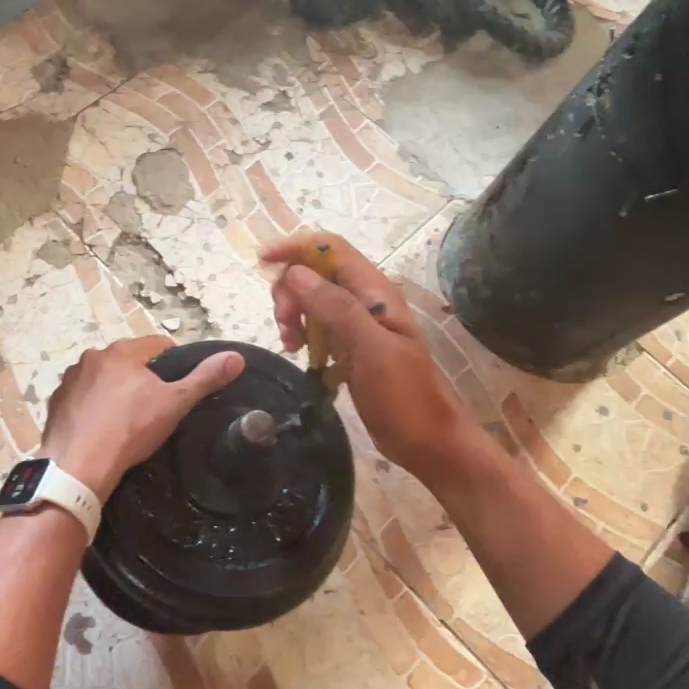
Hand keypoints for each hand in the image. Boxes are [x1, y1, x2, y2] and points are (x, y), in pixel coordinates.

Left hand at [39, 336, 244, 501]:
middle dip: (142, 375)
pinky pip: (81, 396)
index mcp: (123, 352)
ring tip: (125, 419)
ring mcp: (70, 378)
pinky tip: (99, 427)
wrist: (79, 465)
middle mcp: (93, 356)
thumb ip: (205, 379)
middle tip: (154, 406)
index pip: (158, 345)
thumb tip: (237, 357)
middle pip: (128, 359)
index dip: (173, 362)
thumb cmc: (130, 430)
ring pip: (102, 376)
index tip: (178, 385)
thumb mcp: (175, 404)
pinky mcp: (56, 401)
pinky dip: (91, 405)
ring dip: (114, 388)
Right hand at [263, 232, 477, 476]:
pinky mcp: (350, 346)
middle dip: (290, 290)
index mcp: (375, 291)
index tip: (262, 261)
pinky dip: (301, 332)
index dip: (296, 247)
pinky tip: (298, 353)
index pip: (330, 248)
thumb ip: (336, 308)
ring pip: (312, 298)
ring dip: (292, 313)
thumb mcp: (370, 350)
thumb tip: (295, 273)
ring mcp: (357, 324)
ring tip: (291, 344)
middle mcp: (365, 300)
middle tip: (285, 325)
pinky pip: (317, 325)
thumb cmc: (404, 397)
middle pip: (315, 272)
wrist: (427, 441)